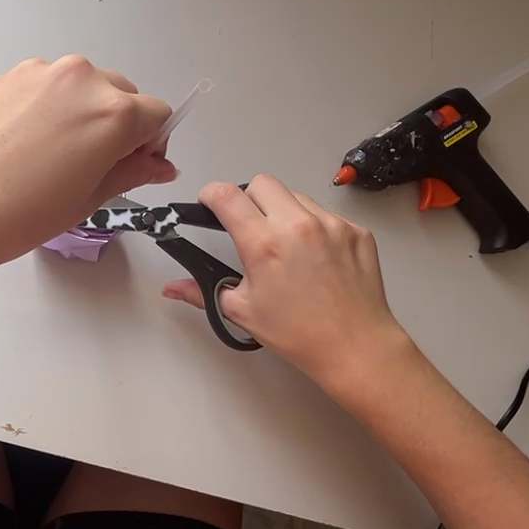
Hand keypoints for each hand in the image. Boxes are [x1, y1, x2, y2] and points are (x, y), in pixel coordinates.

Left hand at [0, 56, 176, 270]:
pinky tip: (27, 147)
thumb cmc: (17, 216)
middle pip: (123, 96)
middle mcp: (82, 79)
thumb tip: (160, 165)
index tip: (135, 168)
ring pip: (85, 88)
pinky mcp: (10, 76)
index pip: (157, 116)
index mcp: (113, 112)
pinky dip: (51, 110)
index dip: (151, 145)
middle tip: (93, 169)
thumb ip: (131, 173)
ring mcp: (42, 73)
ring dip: (84, 116)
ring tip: (53, 161)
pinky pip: (48, 87)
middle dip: (120, 129)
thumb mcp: (87, 200)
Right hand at [163, 176, 416, 393]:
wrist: (354, 345)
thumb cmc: (296, 333)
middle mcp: (298, 225)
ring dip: (281, 210)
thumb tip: (172, 288)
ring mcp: (332, 224)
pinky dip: (311, 226)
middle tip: (246, 225)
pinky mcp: (356, 230)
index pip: (227, 195)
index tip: (208, 203)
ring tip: (282, 244)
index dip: (211, 194)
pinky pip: (325, 214)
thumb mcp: (241, 311)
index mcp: (264, 244)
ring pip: (295, 195)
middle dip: (247, 198)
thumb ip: (201, 291)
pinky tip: (312, 256)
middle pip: (262, 183)